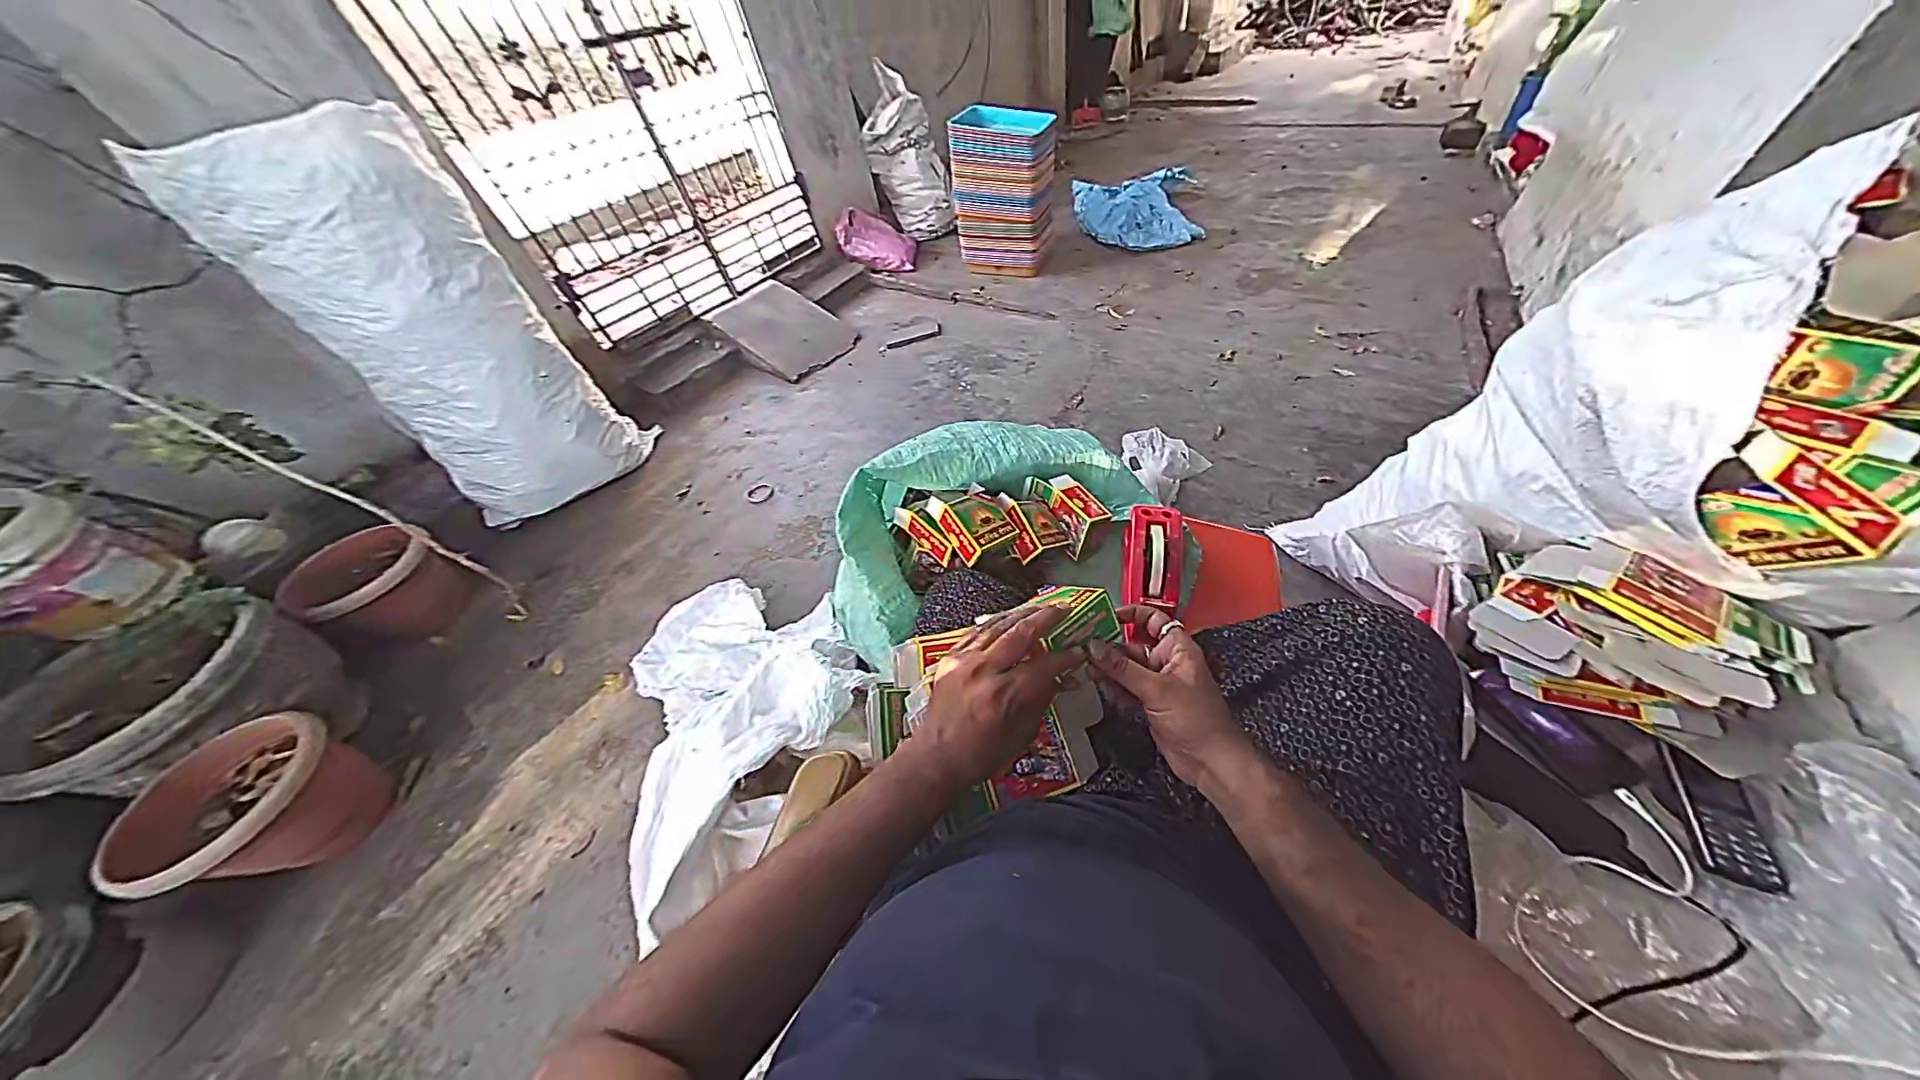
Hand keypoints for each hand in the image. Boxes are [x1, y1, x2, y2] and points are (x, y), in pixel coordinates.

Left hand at [900, 605, 1086, 789]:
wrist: (934, 758)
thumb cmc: (979, 755)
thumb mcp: (1020, 735)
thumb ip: (1040, 702)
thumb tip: (1060, 679)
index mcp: (1003, 696)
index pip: (1043, 666)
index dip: (1065, 657)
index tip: (1079, 652)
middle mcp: (982, 672)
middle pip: (1020, 634)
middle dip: (1046, 618)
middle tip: (1064, 609)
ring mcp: (962, 662)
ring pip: (997, 626)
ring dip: (1022, 614)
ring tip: (1041, 607)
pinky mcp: (949, 659)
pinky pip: (977, 633)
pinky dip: (996, 623)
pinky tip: (1009, 618)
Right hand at [1088, 605, 1251, 788]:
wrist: (1210, 762)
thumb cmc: (1196, 719)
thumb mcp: (1157, 689)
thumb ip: (1123, 668)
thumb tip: (1094, 646)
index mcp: (1177, 649)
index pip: (1154, 620)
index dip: (1132, 614)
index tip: (1106, 616)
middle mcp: (1166, 662)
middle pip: (1134, 646)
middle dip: (1111, 647)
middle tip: (1085, 648)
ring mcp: (1157, 684)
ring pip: (1127, 668)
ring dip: (1109, 670)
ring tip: (1088, 670)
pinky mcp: (1149, 703)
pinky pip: (1126, 688)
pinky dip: (1114, 688)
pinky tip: (1101, 689)